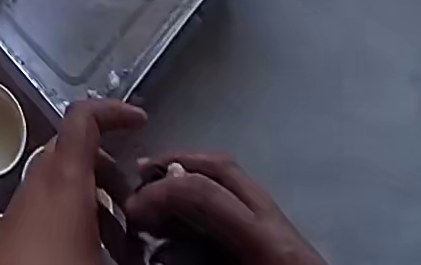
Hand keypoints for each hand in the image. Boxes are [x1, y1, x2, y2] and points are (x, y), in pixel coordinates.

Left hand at [0, 100, 147, 264]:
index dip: (113, 111)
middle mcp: (37, 187)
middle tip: (142, 212)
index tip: (142, 123)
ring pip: (62, 188)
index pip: (83, 119)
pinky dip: (73, 224)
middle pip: (76, 155)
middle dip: (113, 175)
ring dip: (95, 206)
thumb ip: (140, 257)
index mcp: (62, 182)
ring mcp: (18, 213)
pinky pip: (45, 214)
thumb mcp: (109, 263)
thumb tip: (176, 256)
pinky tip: (92, 261)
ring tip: (125, 252)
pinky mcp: (6, 241)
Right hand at [125, 154, 327, 264]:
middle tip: (140, 180)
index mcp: (272, 249)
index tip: (132, 216)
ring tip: (159, 193)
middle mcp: (280, 230)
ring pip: (235, 183)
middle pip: (222, 169)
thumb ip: (199, 264)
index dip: (159, 196)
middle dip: (175, 165)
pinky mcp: (288, 251)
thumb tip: (155, 257)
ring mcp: (287, 237)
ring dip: (192, 178)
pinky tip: (191, 222)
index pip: (204, 193)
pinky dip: (211, 202)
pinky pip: (244, 208)